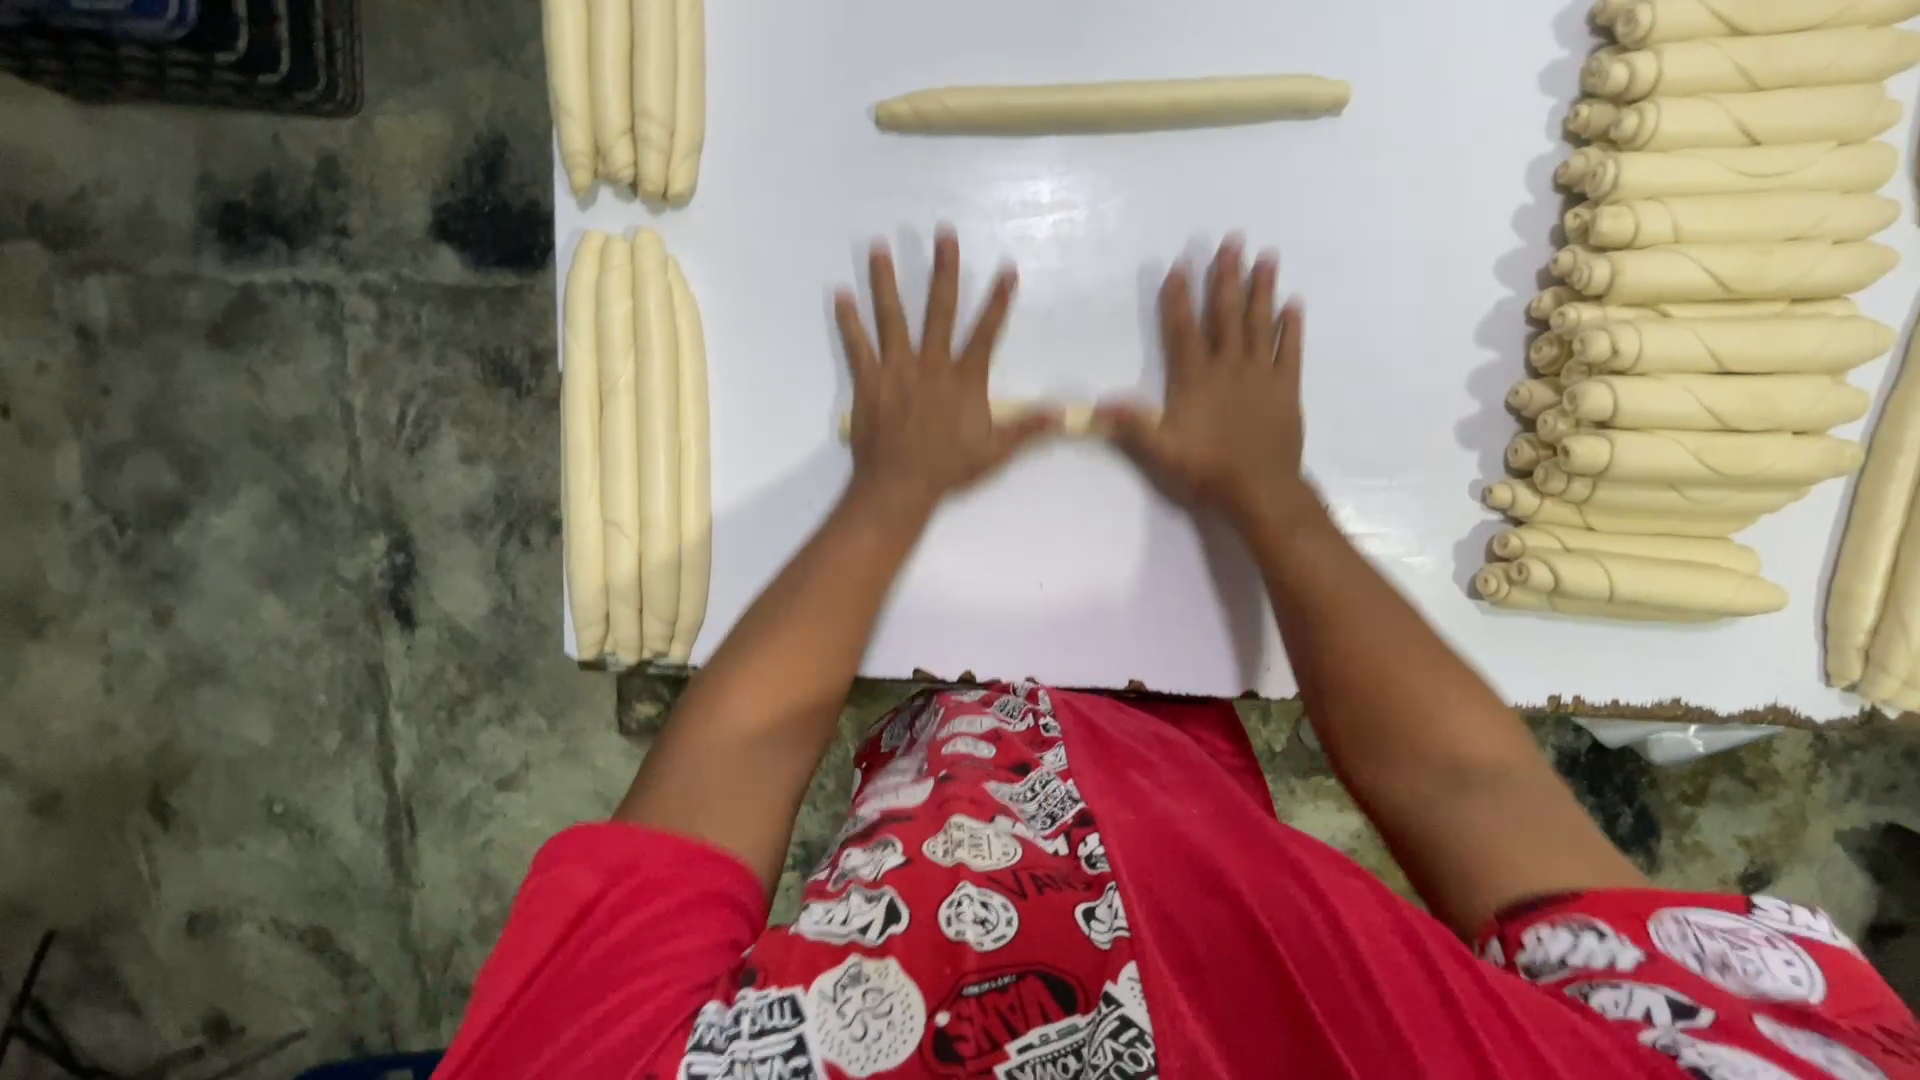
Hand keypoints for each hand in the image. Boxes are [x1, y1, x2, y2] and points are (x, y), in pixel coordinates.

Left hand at [835, 228, 1056, 519]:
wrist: (900, 485)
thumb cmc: (949, 468)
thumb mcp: (997, 451)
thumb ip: (1029, 428)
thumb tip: (1065, 414)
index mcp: (964, 378)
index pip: (986, 332)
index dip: (998, 301)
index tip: (1007, 269)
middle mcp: (931, 364)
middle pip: (939, 310)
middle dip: (943, 270)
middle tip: (943, 234)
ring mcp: (897, 369)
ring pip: (892, 317)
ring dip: (885, 281)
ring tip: (877, 247)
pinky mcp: (869, 381)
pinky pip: (856, 345)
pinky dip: (847, 321)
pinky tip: (839, 295)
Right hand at [1101, 236, 1315, 529]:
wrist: (1260, 491)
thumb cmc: (1206, 471)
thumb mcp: (1160, 451)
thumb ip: (1131, 424)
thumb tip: (1096, 404)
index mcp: (1195, 378)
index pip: (1183, 329)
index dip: (1179, 297)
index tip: (1179, 266)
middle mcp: (1229, 366)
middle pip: (1226, 314)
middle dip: (1226, 276)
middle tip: (1232, 240)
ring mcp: (1262, 374)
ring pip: (1261, 323)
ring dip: (1262, 289)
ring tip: (1266, 256)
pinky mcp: (1287, 388)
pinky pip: (1292, 350)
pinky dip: (1293, 326)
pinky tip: (1295, 304)